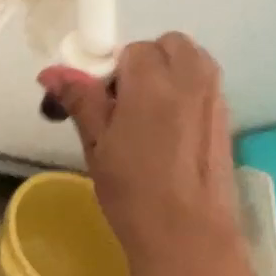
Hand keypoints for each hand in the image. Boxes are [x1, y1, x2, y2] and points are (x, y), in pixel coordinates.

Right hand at [37, 32, 241, 269]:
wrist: (184, 229)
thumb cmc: (131, 191)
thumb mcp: (96, 146)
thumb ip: (79, 101)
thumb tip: (51, 72)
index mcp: (153, 83)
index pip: (130, 51)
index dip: (109, 74)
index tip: (97, 105)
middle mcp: (191, 76)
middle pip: (166, 46)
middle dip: (142, 65)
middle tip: (120, 108)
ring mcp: (214, 92)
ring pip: (188, 60)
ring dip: (164, 75)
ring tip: (143, 120)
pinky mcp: (224, 112)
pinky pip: (201, 83)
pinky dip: (181, 93)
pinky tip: (165, 134)